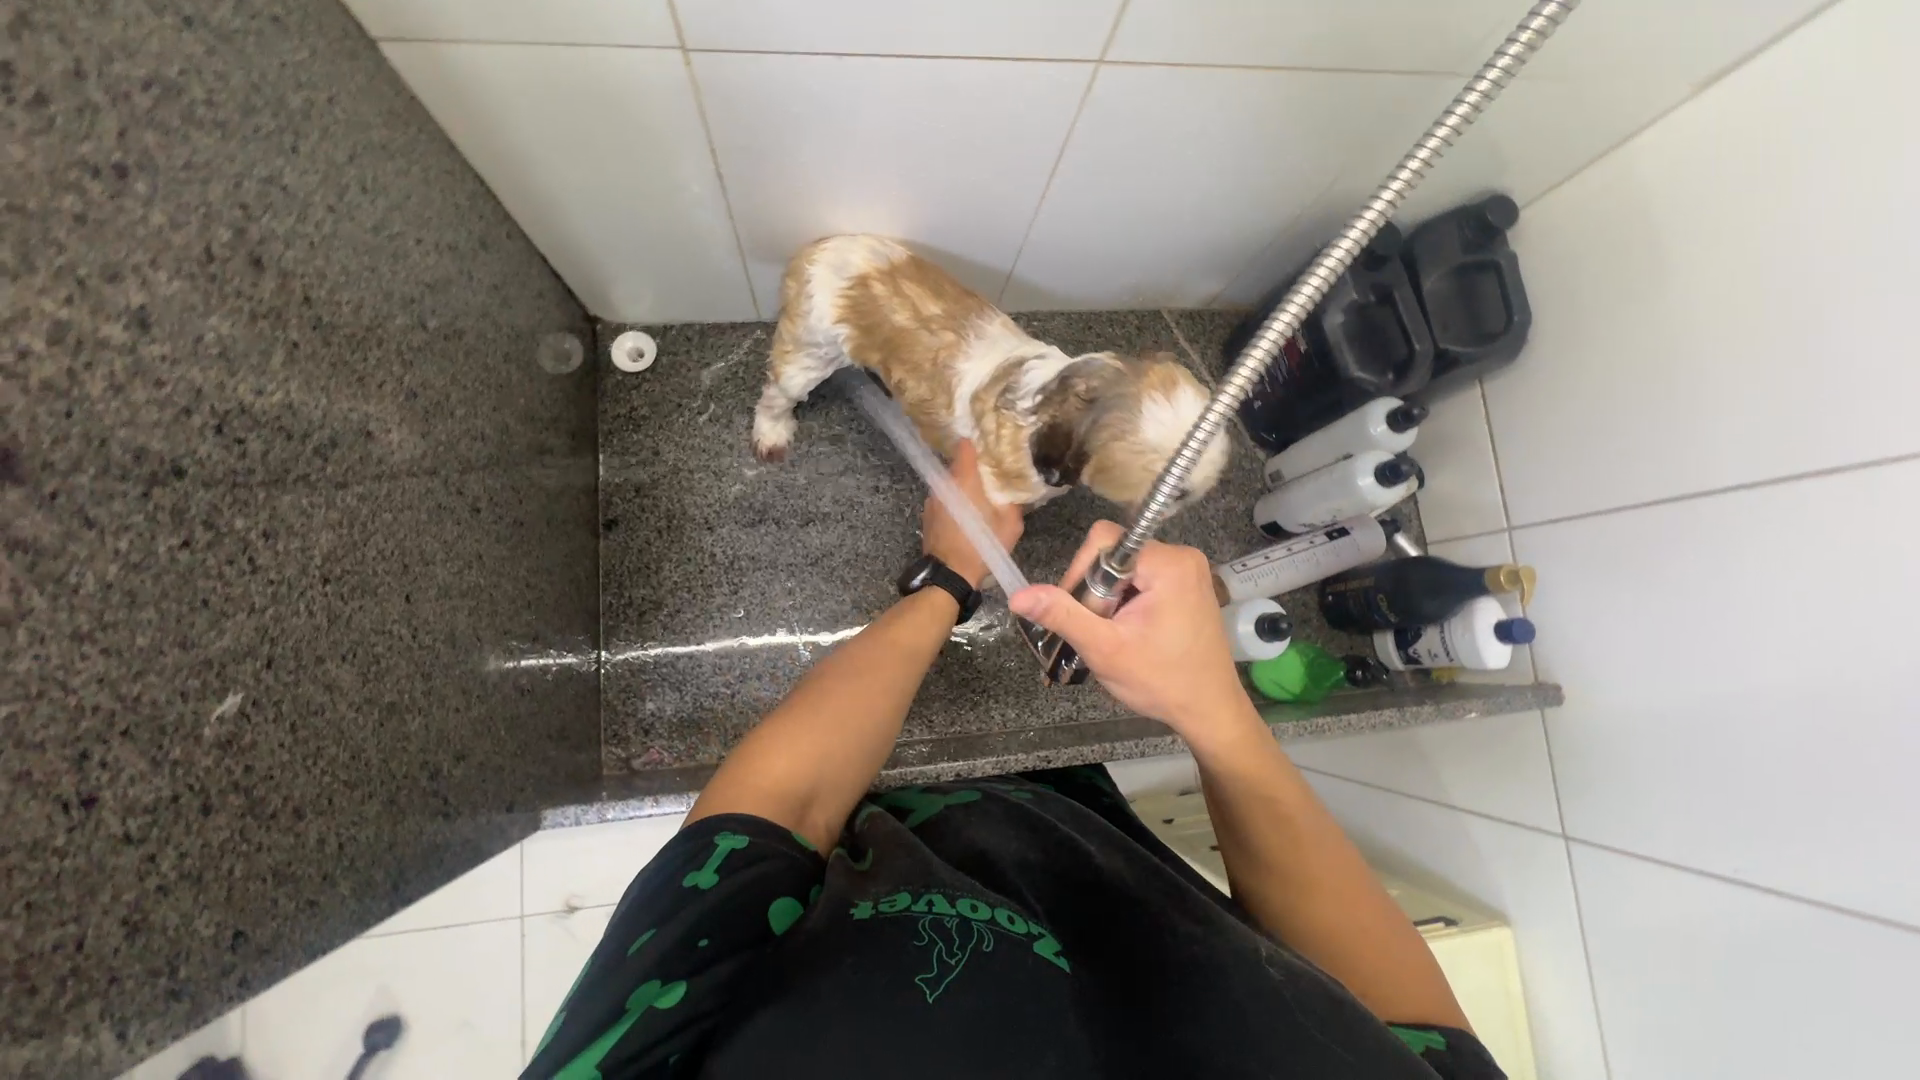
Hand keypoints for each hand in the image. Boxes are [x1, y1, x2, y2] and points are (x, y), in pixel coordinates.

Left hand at [922, 440, 1023, 587]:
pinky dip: (951, 503)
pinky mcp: (926, 515)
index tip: (987, 450)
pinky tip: (963, 517)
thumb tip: (1012, 494)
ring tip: (976, 501)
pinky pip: (942, 500)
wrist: (950, 576)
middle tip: (988, 478)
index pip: (965, 448)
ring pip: (948, 485)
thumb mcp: (1010, 526)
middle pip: (957, 467)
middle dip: (971, 470)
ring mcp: (931, 500)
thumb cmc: (982, 547)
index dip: (976, 445)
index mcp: (964, 481)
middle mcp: (943, 485)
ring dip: (960, 489)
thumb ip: (1013, 503)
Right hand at [1009, 521, 1254, 740]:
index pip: (1103, 541)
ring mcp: (1187, 571)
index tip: (1079, 612)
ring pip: (1124, 570)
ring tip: (1112, 636)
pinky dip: (1125, 604)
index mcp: (1168, 562)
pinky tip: (1128, 633)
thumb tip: (1018, 595)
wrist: (1209, 710)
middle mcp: (1181, 557)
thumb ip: (1062, 615)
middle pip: (1112, 555)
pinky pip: (1141, 581)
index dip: (1080, 573)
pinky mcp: (1187, 586)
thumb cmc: (1161, 681)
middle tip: (1098, 631)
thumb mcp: (1104, 649)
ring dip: (1109, 601)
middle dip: (1095, 593)